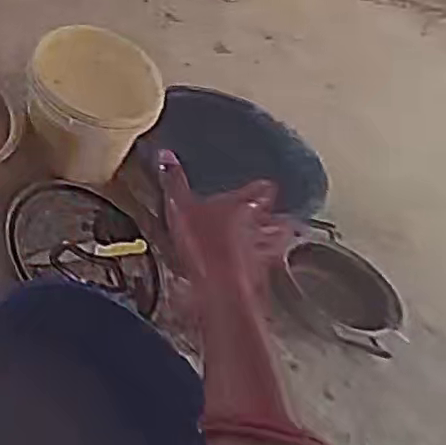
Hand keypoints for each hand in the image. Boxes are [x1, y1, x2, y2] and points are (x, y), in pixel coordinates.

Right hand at [155, 150, 293, 303]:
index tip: (265, 183)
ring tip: (270, 238)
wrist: (222, 289)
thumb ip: (174, 180)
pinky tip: (253, 263)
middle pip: (279, 218)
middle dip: (277, 215)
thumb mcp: (179, 204)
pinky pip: (266, 264)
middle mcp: (261, 226)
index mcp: (244, 204)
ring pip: (278, 242)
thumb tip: (167, 155)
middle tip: (276, 212)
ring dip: (275, 240)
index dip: (263, 186)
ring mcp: (264, 253)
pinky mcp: (261, 277)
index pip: (263, 189)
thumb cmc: (204, 241)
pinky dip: (262, 262)